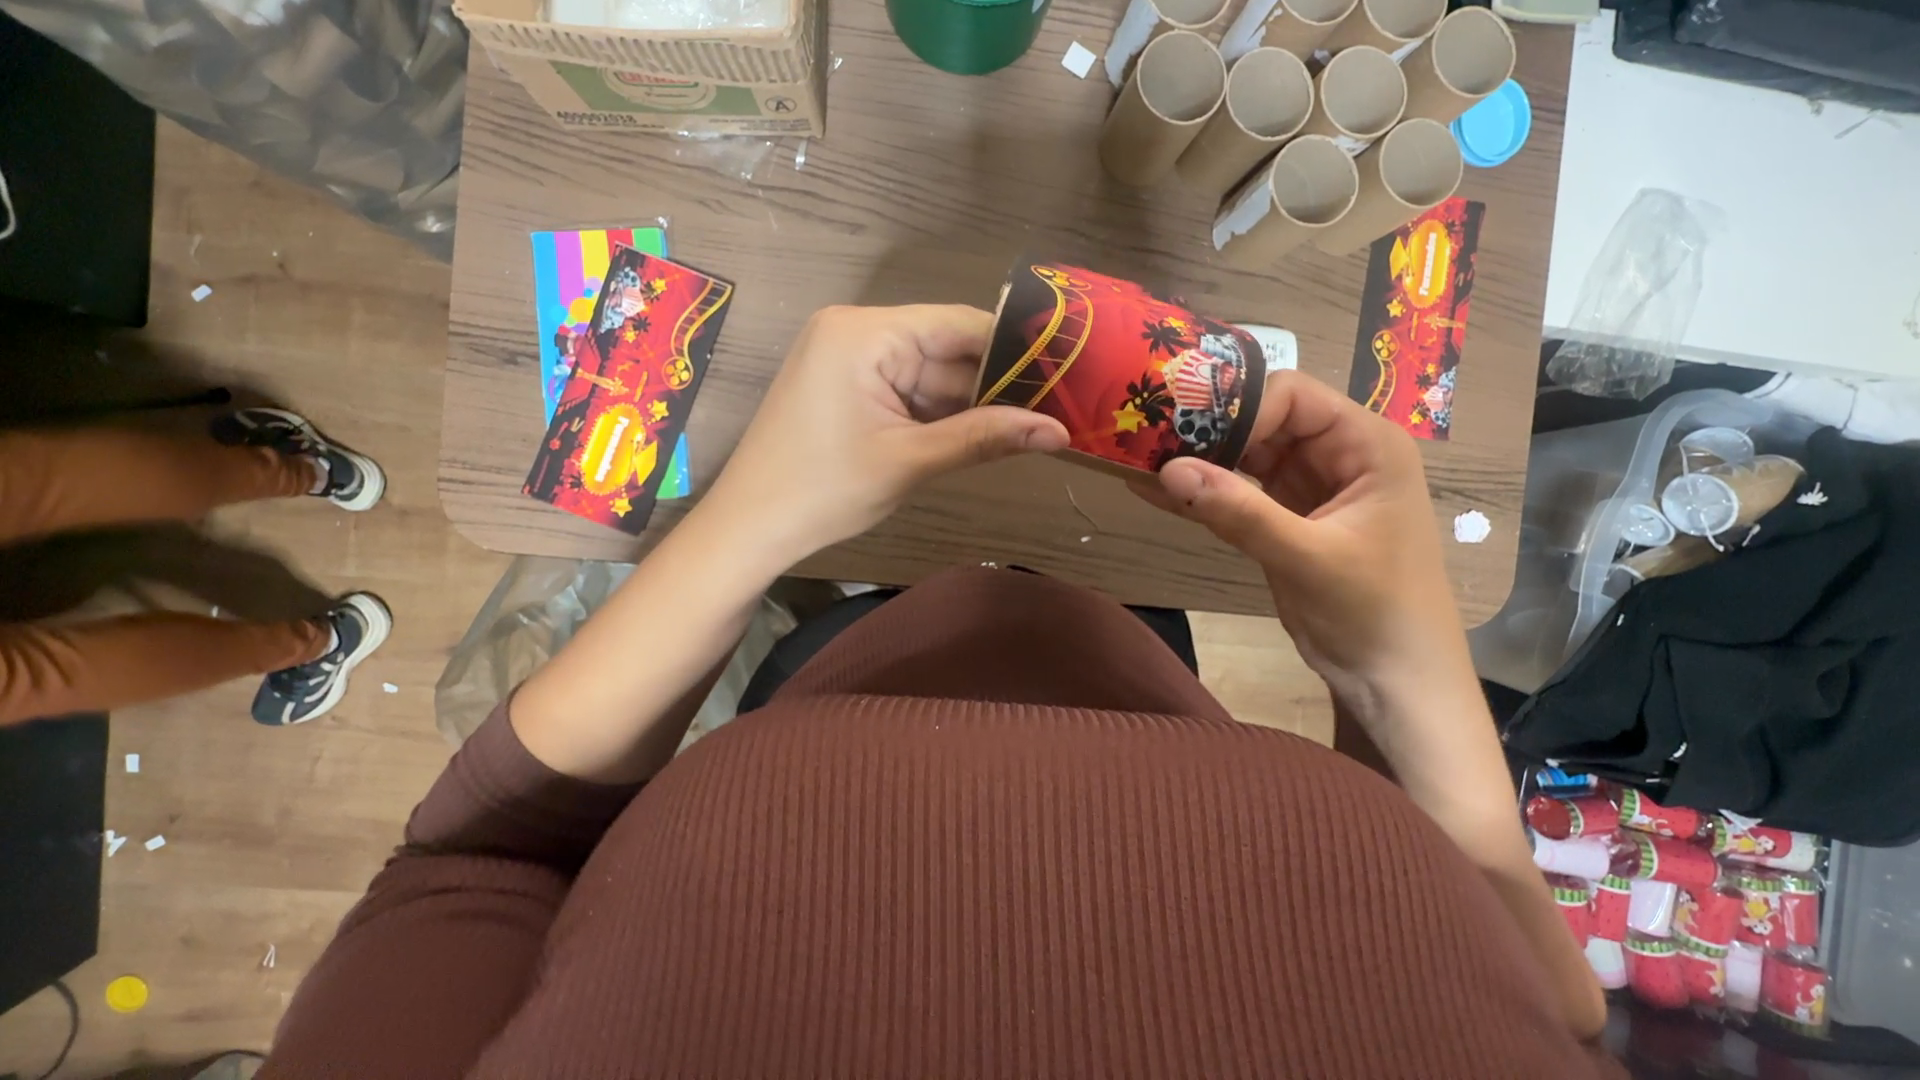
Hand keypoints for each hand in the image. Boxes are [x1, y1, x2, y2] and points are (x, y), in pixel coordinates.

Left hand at [704, 305, 1068, 560]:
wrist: (748, 529)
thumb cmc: (823, 491)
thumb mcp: (910, 461)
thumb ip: (984, 438)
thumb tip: (1059, 433)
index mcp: (864, 332)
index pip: (959, 323)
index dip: (1016, 348)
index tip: (1068, 371)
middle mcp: (856, 331)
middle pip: (946, 348)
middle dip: (997, 383)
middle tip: (1061, 406)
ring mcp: (848, 360)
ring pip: (930, 374)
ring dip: (971, 403)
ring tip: (1037, 422)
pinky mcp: (847, 388)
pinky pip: (906, 391)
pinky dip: (939, 414)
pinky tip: (985, 433)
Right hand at [1128, 370, 1464, 700]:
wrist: (1396, 680)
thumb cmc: (1375, 612)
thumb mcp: (1308, 558)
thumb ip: (1241, 513)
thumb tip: (1167, 470)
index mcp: (1365, 444)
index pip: (1291, 396)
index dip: (1238, 407)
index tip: (1185, 434)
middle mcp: (1337, 454)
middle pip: (1262, 420)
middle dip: (1207, 429)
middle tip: (1145, 437)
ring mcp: (1308, 486)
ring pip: (1244, 456)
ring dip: (1197, 460)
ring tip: (1136, 458)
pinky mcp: (1285, 519)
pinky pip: (1237, 494)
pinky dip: (1201, 494)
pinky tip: (1151, 490)